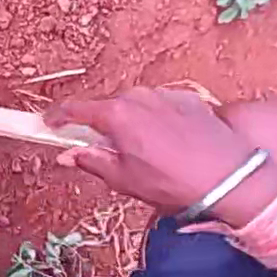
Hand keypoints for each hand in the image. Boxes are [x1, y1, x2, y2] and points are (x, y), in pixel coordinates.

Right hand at [47, 88, 276, 223]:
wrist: (229, 177)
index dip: (56, 117)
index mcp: (117, 115)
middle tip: (97, 149)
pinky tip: (163, 143)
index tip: (46, 124)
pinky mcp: (188, 99)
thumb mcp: (123, 178)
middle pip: (106, 106)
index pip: (75, 109)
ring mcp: (165, 95)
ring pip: (133, 105)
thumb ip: (91, 161)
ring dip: (127, 122)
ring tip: (137, 151)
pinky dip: (152, 119)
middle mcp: (139, 96)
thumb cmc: (172, 181)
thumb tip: (66, 155)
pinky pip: (158, 105)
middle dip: (97, 124)